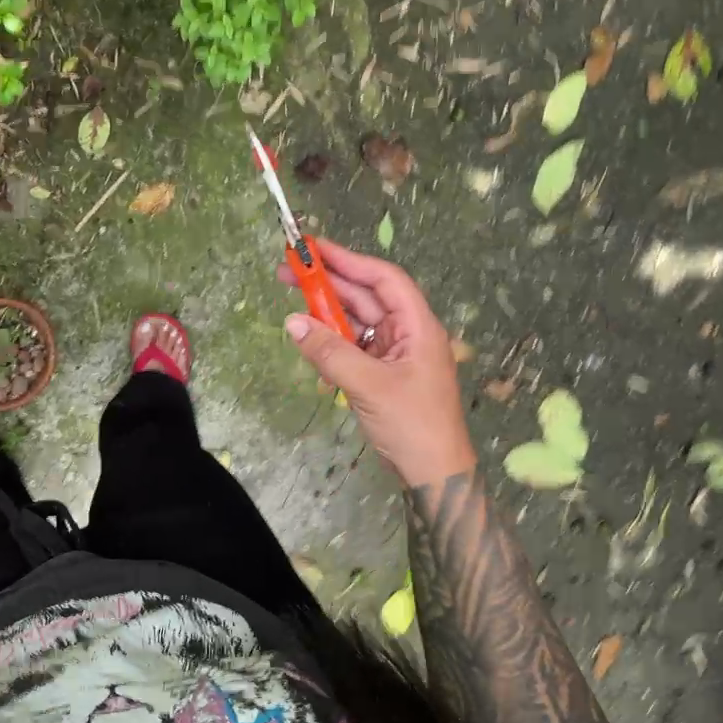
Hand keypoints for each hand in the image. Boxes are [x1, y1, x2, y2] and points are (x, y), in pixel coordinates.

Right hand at [278, 239, 475, 485]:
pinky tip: (307, 334)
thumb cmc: (413, 425)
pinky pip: (352, 346)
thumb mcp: (369, 385)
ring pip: (356, 321)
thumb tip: (292, 322)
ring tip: (291, 295)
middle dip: (329, 282)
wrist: (433, 473)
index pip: (383, 280)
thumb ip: (330, 352)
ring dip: (325, 309)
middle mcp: (407, 333)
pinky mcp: (380, 374)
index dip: (349, 261)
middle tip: (288, 269)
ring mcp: (393, 354)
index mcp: (418, 327)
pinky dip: (329, 339)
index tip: (314, 249)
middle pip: (366, 297)